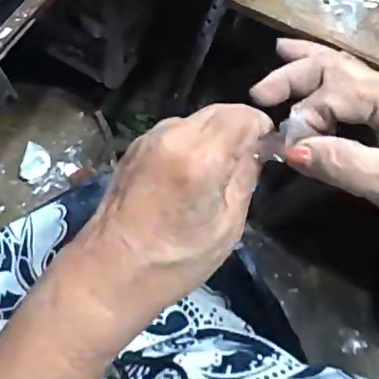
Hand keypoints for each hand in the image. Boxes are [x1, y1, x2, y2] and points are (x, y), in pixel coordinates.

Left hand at [64, 103, 271, 321]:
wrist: (111, 267)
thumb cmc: (176, 259)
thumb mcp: (227, 225)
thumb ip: (245, 177)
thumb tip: (256, 149)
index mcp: (199, 155)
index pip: (241, 115)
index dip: (260, 127)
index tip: (266, 148)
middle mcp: (173, 134)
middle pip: (218, 111)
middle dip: (237, 128)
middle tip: (247, 158)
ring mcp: (150, 136)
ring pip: (195, 119)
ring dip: (213, 134)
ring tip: (216, 171)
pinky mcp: (135, 144)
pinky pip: (175, 131)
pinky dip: (190, 142)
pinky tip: (189, 173)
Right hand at [250, 39, 378, 270]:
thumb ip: (340, 162)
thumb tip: (286, 148)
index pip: (333, 94)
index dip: (304, 118)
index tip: (284, 150)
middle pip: (336, 68)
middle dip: (295, 73)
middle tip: (259, 91)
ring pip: (345, 79)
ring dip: (310, 72)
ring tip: (278, 59)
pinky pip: (354, 102)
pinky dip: (326, 95)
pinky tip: (314, 98)